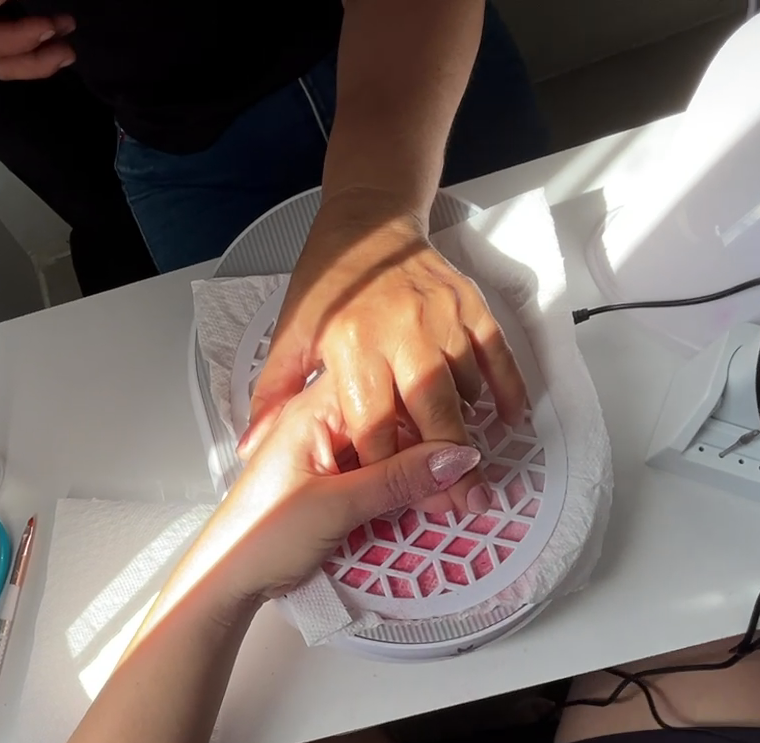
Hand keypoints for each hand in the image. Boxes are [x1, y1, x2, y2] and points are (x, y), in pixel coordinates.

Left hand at [182, 376, 478, 606]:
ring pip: (393, 448)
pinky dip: (405, 487)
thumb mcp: (335, 506)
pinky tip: (428, 504)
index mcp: (315, 409)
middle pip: (397, 421)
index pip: (392, 394)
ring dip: (424, 475)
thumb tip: (459, 458)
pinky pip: (381, 470)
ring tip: (455, 505)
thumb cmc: (260, 535)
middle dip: (435, 457)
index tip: (466, 466)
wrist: (224, 577)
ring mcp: (329, 448)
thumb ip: (397, 478)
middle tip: (467, 495)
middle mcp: (324, 419)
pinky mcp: (333, 477)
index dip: (435, 426)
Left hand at [243, 190, 527, 516]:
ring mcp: (443, 318)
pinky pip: (498, 356)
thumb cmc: (327, 283)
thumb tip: (250, 446)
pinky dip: (508, 390)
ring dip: (470, 432)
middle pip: (431, 413)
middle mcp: (403, 332)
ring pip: (466, 390)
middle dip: (446, 465)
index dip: (389, 468)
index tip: (402, 501)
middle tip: (461, 505)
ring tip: (473, 472)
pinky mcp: (470, 306)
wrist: (369, 220)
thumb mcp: (290, 334)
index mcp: (353, 344)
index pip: (374, 422)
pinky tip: (508, 421)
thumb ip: (274, 394)